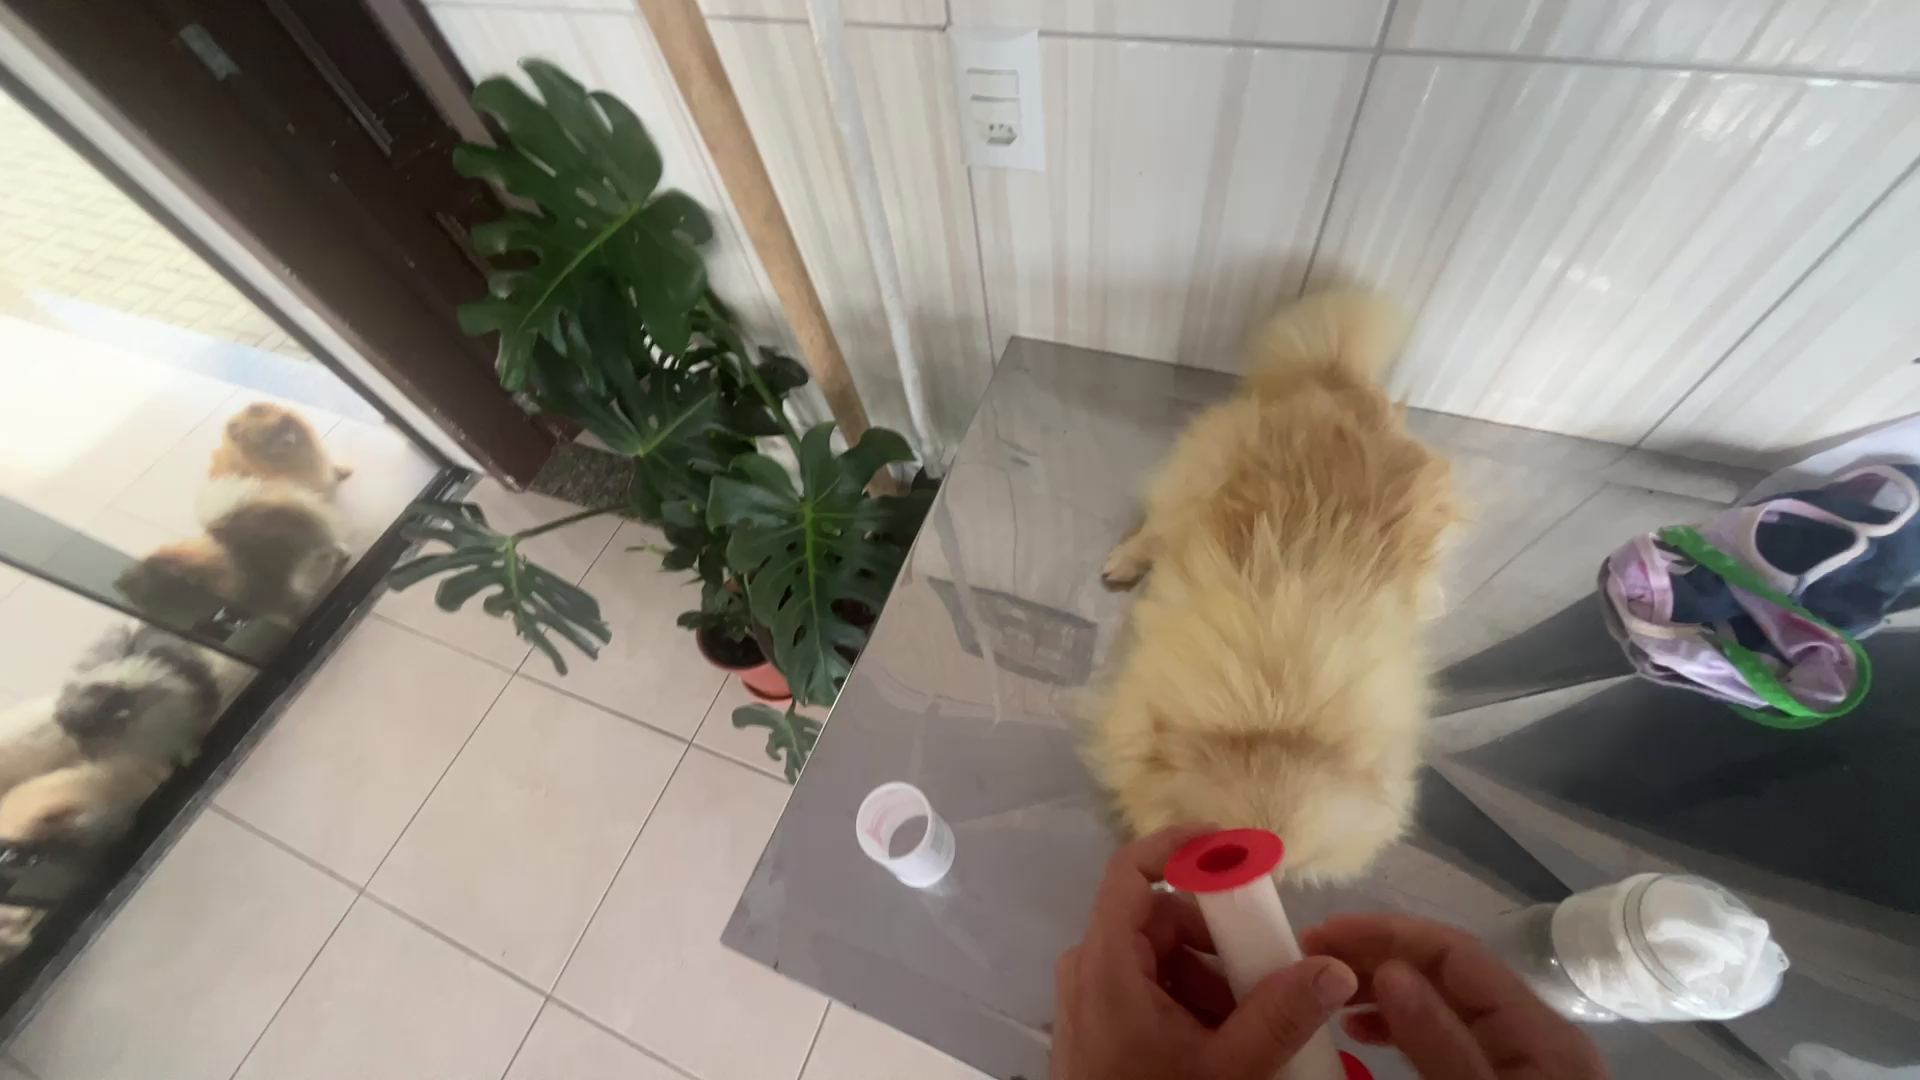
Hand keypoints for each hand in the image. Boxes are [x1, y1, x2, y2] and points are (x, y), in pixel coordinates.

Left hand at [1051, 825, 1358, 1079]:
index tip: (1228, 845)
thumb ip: (1279, 1017)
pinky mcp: (1093, 1014)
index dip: (1177, 844)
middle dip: (1213, 940)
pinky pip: (1143, 982)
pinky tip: (1216, 1040)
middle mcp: (1088, 961)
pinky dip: (1183, 997)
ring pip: (1155, 953)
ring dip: (1204, 976)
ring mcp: (1087, 989)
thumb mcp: (1226, 1070)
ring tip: (1244, 1024)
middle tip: (1261, 973)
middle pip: (1156, 917)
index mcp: (1106, 958)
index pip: (1130, 868)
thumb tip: (1333, 968)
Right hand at [1303, 914, 1606, 1079]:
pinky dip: (1394, 1020)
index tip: (1323, 934)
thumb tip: (1389, 970)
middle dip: (1373, 953)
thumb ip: (1440, 1045)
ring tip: (1328, 992)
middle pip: (1443, 969)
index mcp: (1538, 1033)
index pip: (1452, 951)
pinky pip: (1440, 1030)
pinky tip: (1359, 1031)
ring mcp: (1518, 1060)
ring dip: (1377, 984)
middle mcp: (1531, 1035)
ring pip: (1437, 997)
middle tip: (1311, 953)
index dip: (1383, 932)